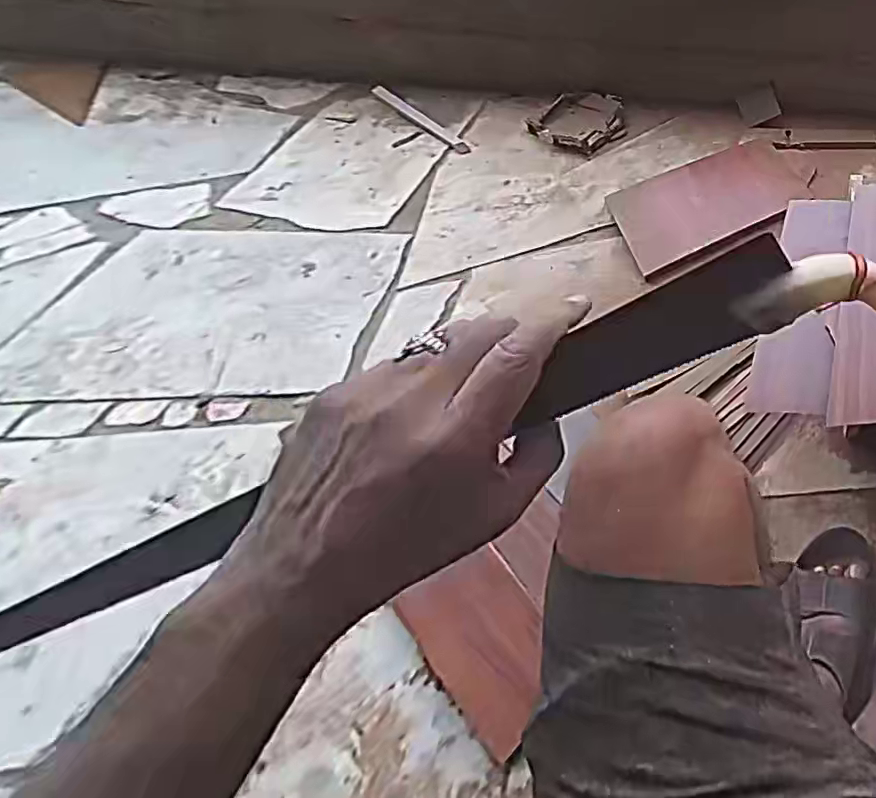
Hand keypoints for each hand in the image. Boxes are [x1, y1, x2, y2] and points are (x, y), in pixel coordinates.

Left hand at [219, 299, 589, 636]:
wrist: (300, 570)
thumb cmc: (409, 545)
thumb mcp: (500, 512)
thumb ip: (542, 454)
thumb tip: (548, 412)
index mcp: (456, 438)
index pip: (516, 352)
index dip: (553, 320)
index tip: (576, 304)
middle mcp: (409, 403)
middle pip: (482, 329)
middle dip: (515, 331)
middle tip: (524, 352)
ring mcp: (365, 391)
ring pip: (441, 340)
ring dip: (468, 353)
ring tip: (461, 395)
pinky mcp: (336, 390)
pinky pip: (400, 361)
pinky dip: (424, 374)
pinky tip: (413, 412)